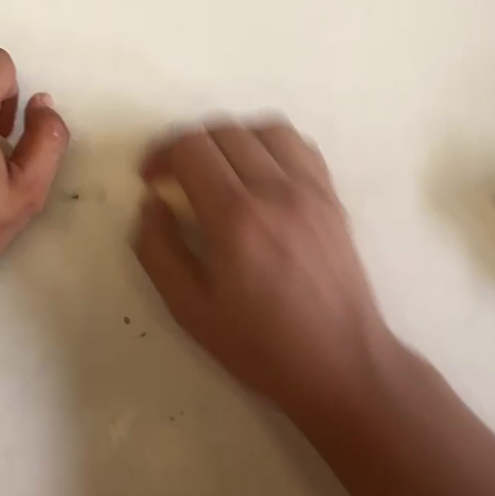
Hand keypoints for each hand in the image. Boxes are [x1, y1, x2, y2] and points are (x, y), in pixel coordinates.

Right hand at [133, 118, 393, 418]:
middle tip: (176, 178)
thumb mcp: (189, 309)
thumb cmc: (260, 345)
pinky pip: (298, 145)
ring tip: (218, 170)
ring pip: (261, 129)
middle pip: (222, 131)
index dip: (161, 154)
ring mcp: (310, 189)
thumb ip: (157, 249)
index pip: (191, 148)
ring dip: (230, 139)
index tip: (152, 180)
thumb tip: (153, 203)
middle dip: (188, 147)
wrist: (343, 366)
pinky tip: (258, 173)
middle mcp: (275, 191)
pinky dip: (269, 145)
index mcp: (236, 217)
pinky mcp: (331, 196)